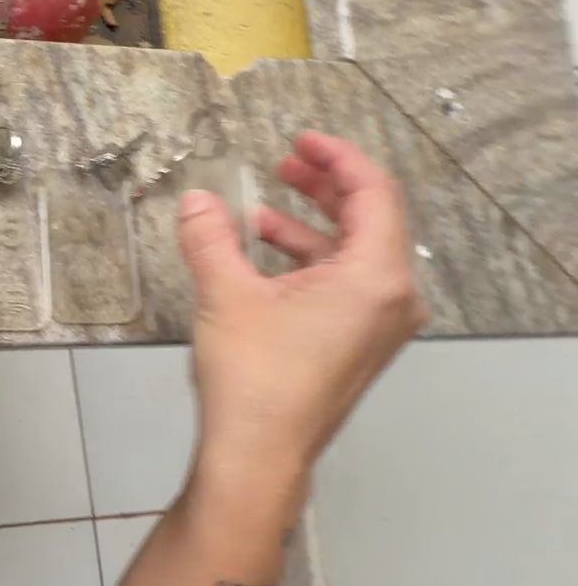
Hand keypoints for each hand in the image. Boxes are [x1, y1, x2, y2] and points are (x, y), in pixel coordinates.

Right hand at [178, 131, 426, 478]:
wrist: (261, 445)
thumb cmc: (253, 371)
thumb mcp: (224, 296)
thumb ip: (209, 240)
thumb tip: (195, 199)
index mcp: (376, 276)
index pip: (373, 196)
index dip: (338, 160)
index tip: (300, 141)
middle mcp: (391, 296)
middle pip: (367, 223)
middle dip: (323, 190)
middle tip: (282, 165)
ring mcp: (375, 323)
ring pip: (348, 256)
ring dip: (304, 228)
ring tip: (255, 215)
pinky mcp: (352, 342)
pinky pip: (338, 284)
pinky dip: (302, 262)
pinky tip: (259, 263)